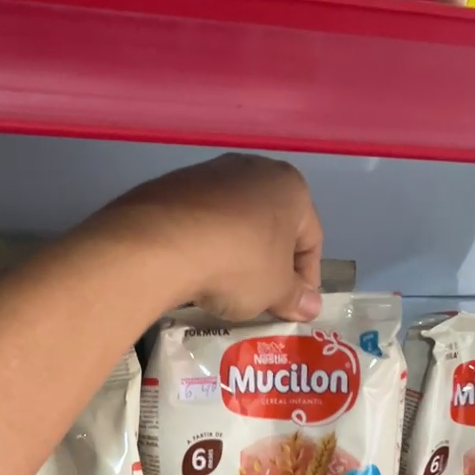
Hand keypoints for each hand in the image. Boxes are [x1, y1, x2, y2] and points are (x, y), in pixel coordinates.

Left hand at [90, 153, 324, 321]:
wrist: (162, 242)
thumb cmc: (239, 263)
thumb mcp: (275, 290)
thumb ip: (297, 297)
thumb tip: (312, 306)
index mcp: (291, 187)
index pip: (312, 239)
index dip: (307, 278)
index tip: (294, 306)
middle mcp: (255, 168)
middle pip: (274, 225)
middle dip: (272, 263)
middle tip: (263, 298)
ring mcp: (211, 171)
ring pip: (238, 221)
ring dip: (239, 253)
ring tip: (227, 286)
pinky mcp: (176, 184)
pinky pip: (204, 220)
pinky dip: (208, 244)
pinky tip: (198, 269)